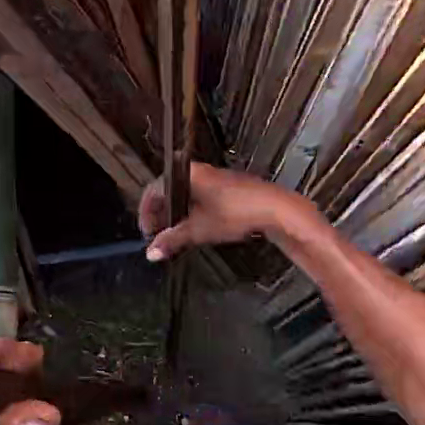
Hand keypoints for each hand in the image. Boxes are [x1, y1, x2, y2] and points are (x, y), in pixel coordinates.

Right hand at [137, 161, 312, 259]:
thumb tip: (150, 254)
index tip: (148, 233)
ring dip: (176, 215)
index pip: (153, 190)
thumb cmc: (235, 213)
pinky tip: (196, 228)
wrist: (278, 210)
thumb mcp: (198, 230)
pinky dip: (192, 212)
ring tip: (176, 235)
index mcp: (185, 174)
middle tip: (160, 235)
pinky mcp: (227, 186)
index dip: (146, 213)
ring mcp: (213, 177)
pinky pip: (199, 196)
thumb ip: (172, 240)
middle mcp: (197, 170)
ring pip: (184, 195)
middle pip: (168, 191)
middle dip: (161, 214)